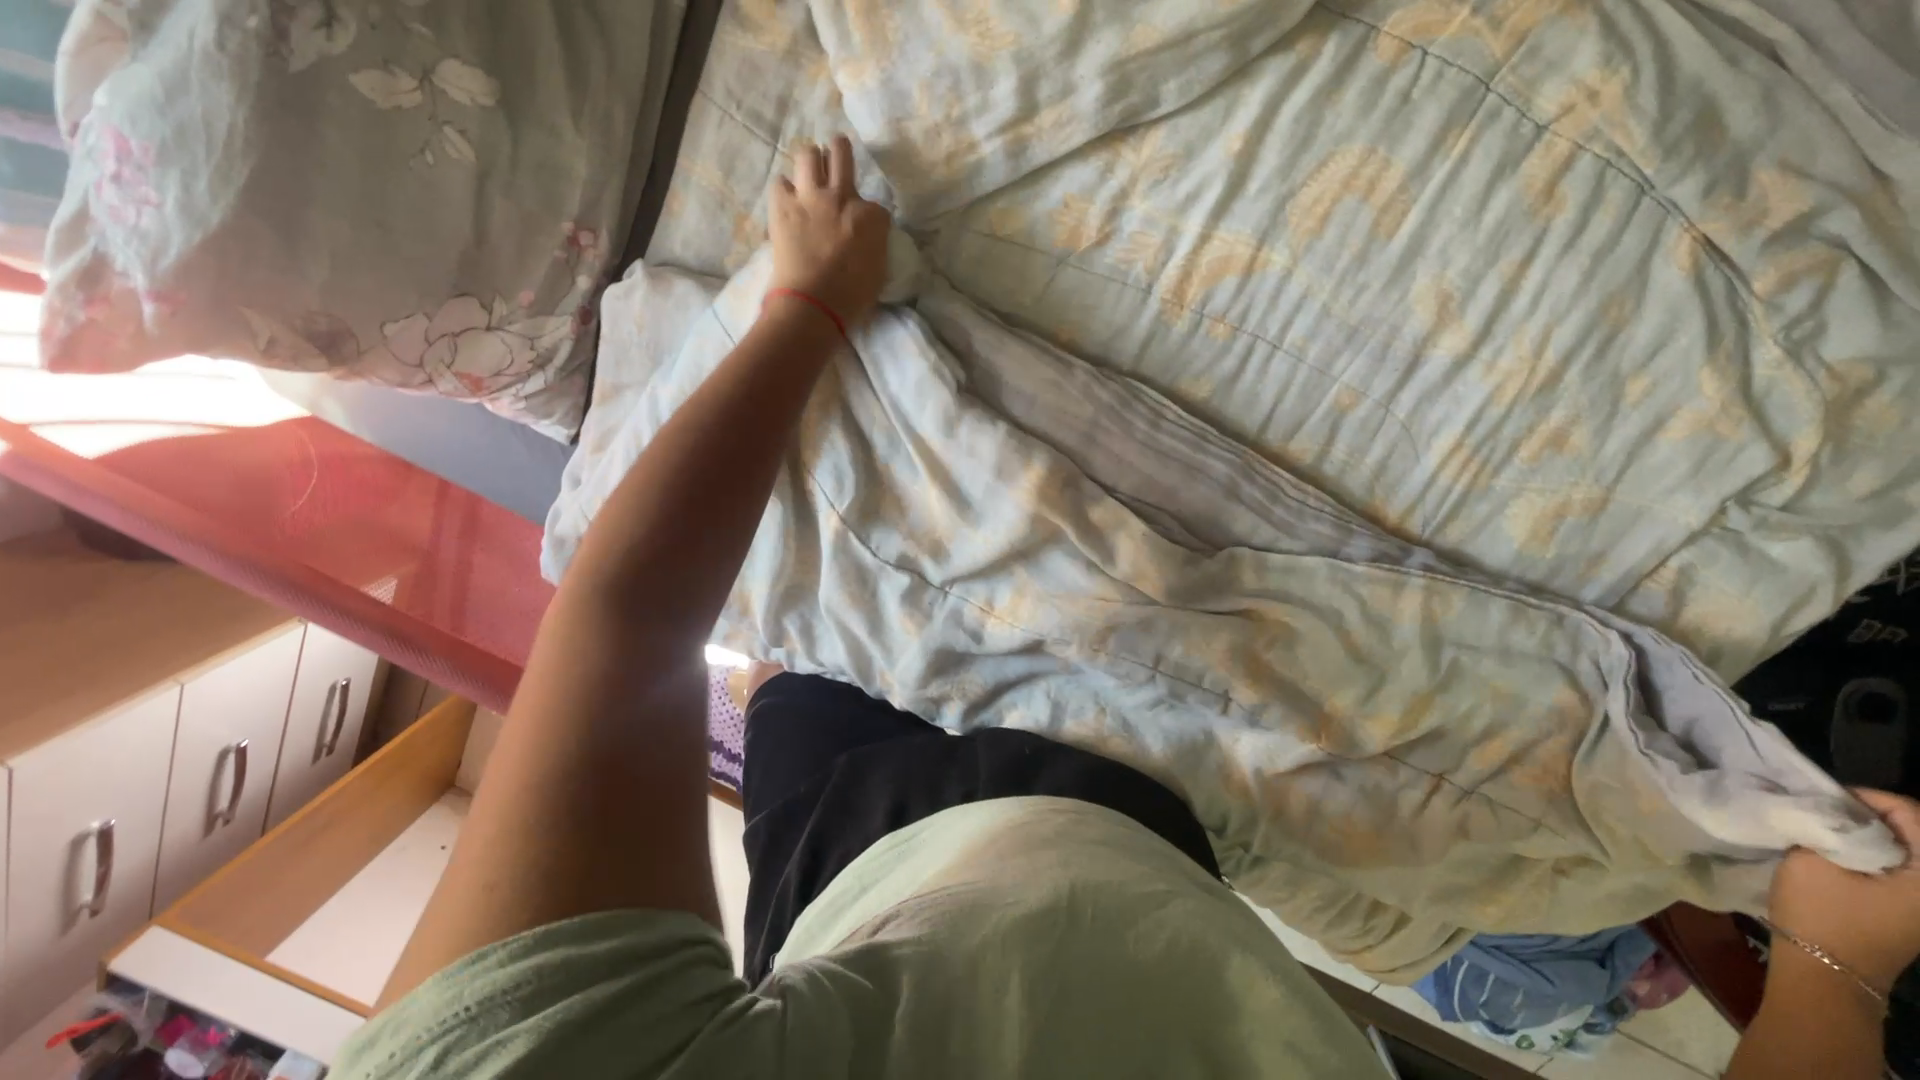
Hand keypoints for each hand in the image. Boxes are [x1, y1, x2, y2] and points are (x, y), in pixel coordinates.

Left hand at [768, 135, 891, 328]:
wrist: (813, 304)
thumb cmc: (852, 298)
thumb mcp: (879, 272)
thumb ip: (875, 247)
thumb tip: (868, 240)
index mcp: (872, 217)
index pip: (876, 205)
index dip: (869, 216)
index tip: (863, 227)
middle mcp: (842, 197)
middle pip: (841, 152)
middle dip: (840, 150)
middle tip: (837, 154)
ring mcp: (810, 198)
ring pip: (808, 154)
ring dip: (810, 161)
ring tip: (810, 174)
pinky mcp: (782, 206)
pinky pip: (780, 182)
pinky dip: (784, 190)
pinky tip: (787, 201)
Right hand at [1768, 789, 1919, 992]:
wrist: (1826, 971)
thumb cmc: (1821, 913)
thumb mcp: (1813, 860)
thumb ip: (1826, 827)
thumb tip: (1830, 808)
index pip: (1912, 814)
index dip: (1868, 797)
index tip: (1825, 796)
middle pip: (1915, 831)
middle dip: (1870, 814)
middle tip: (1825, 808)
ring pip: (1909, 850)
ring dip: (1872, 835)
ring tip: (1829, 828)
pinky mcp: (1915, 912)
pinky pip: (1904, 869)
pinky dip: (1876, 854)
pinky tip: (1842, 855)